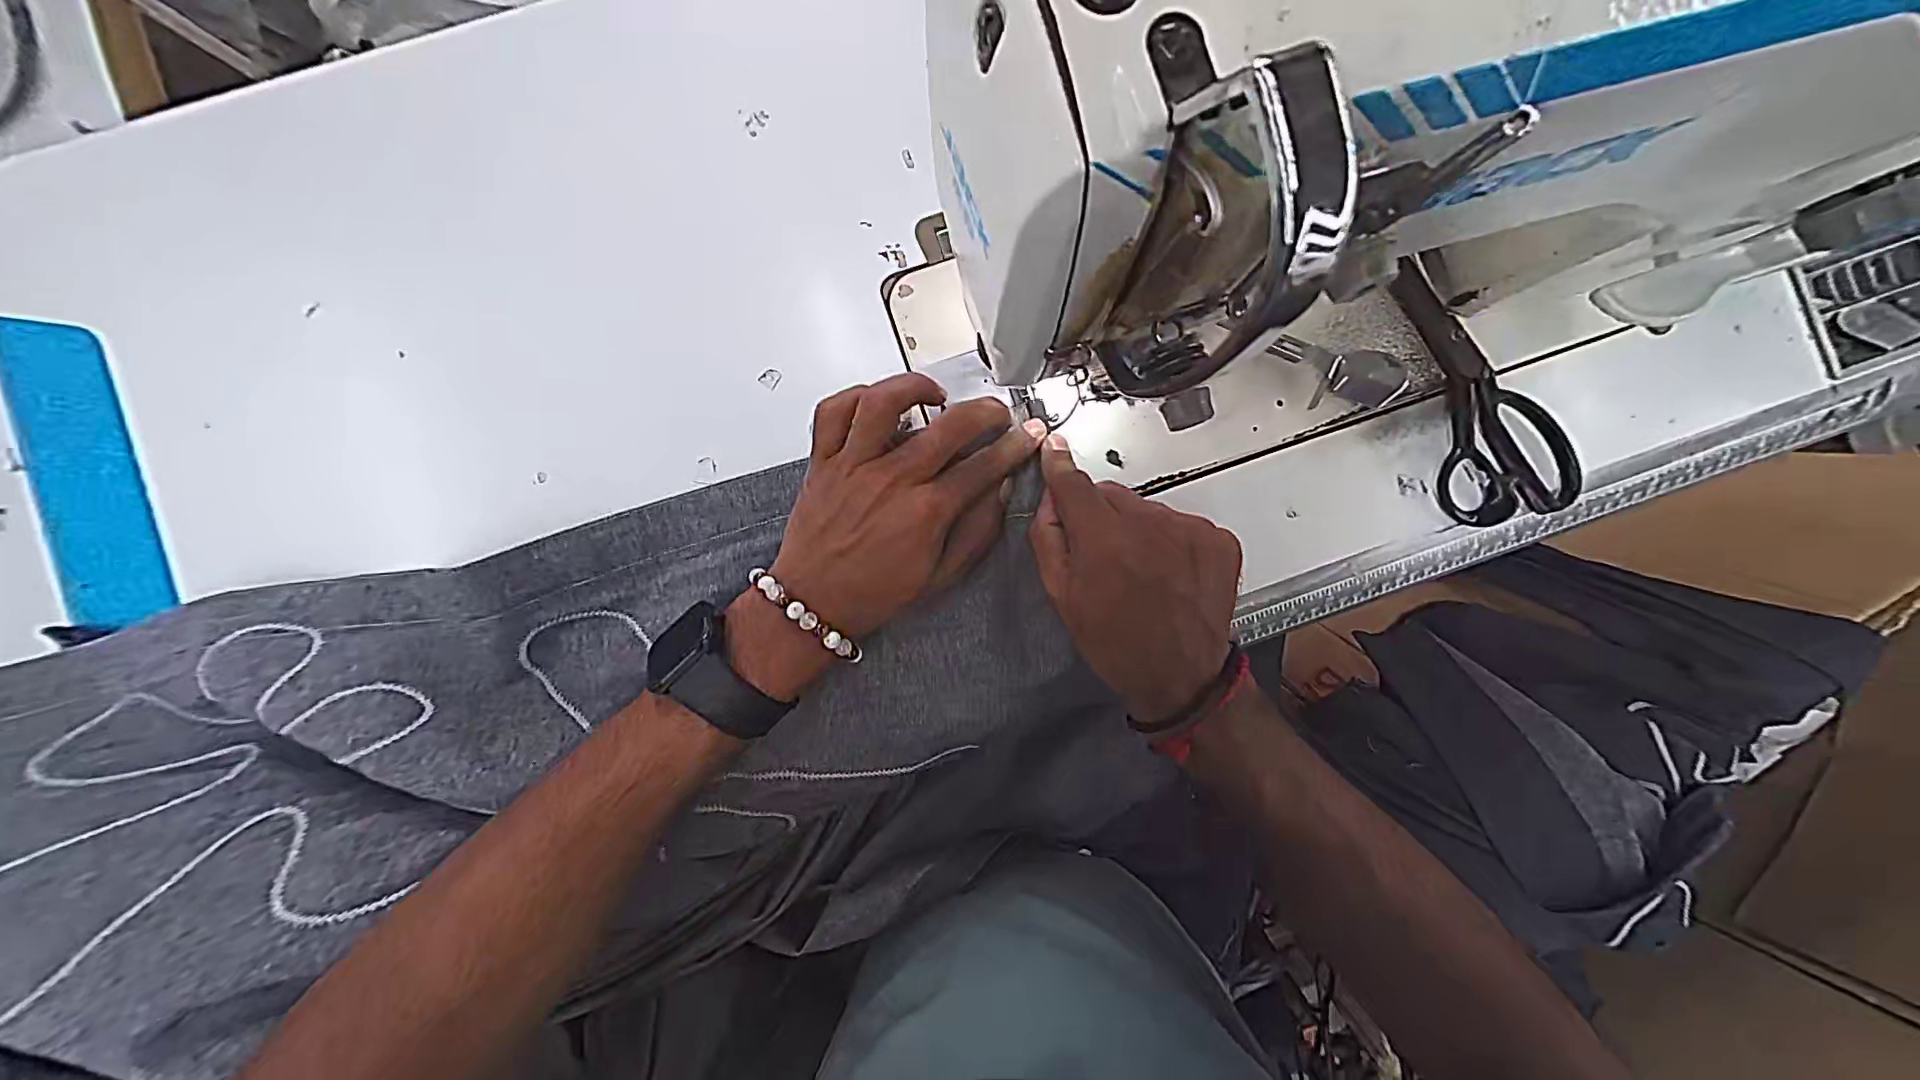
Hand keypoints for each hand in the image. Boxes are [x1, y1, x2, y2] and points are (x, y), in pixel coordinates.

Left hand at [727, 373, 1045, 699]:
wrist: (816, 602)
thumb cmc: (872, 592)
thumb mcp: (940, 575)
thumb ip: (976, 532)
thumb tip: (1000, 493)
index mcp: (924, 513)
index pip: (983, 465)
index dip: (1014, 446)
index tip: (1025, 436)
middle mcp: (890, 482)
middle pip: (950, 426)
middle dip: (986, 411)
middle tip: (995, 413)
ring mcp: (854, 467)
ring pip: (885, 403)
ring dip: (917, 387)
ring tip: (936, 394)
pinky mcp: (824, 462)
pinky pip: (832, 412)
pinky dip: (855, 396)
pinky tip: (876, 402)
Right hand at [1028, 434, 1241, 724]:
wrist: (1180, 676)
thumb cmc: (1118, 644)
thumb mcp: (1062, 597)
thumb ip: (1048, 540)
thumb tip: (1049, 502)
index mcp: (1103, 541)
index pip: (1073, 482)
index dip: (1058, 466)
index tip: (1054, 452)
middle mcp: (1148, 526)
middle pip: (1109, 494)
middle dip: (1098, 514)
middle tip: (1101, 555)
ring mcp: (1187, 530)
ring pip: (1145, 507)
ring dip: (1135, 527)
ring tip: (1138, 569)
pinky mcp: (1215, 538)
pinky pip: (1177, 520)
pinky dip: (1168, 537)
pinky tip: (1165, 570)